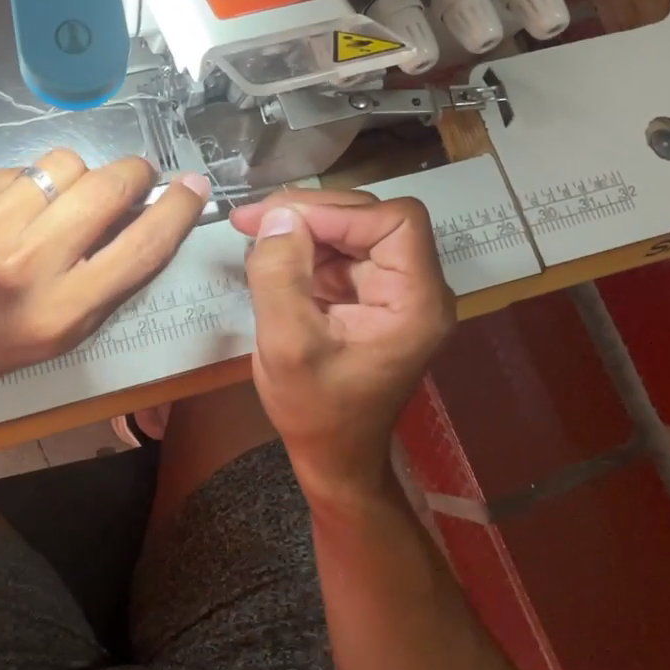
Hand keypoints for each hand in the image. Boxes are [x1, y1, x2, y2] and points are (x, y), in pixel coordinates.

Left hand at [0, 150, 210, 425]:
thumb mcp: (54, 337)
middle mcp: (29, 262)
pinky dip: (27, 183)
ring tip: (58, 200)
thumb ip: (103, 282)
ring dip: (76, 176)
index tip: (192, 187)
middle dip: (132, 174)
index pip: (140, 247)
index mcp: (60, 311)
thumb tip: (143, 219)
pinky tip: (8, 209)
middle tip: (131, 180)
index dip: (177, 210)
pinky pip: (19, 168)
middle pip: (109, 188)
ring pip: (65, 163)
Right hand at [231, 189, 455, 501]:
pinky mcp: (370, 296)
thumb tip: (275, 216)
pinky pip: (341, 252)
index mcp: (416, 302)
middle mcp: (417, 289)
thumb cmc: (315, 410)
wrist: (332, 457)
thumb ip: (279, 275)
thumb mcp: (286, 344)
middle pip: (373, 219)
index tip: (279, 221)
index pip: (394, 223)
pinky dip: (304, 247)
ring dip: (303, 227)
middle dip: (312, 213)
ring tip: (254, 232)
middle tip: (253, 218)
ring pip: (353, 231)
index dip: (336, 212)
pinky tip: (271, 255)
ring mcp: (394, 292)